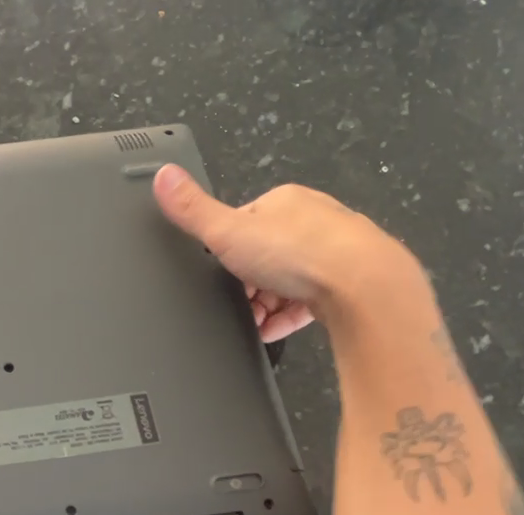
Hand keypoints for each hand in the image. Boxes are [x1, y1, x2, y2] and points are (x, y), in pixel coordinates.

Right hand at [150, 165, 419, 338]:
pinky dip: (284, 319)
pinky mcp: (343, 283)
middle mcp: (311, 220)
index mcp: (283, 202)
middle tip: (236, 303)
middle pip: (263, 258)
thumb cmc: (298, 252)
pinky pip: (305, 303)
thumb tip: (163, 175)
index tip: (218, 277)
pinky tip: (272, 330)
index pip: (242, 226)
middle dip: (245, 285)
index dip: (224, 255)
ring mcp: (331, 251)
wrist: (360, 283)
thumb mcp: (228, 230)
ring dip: (264, 305)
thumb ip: (193, 210)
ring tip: (256, 321)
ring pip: (285, 282)